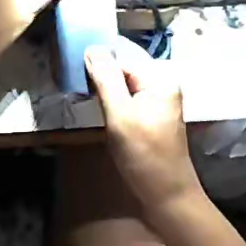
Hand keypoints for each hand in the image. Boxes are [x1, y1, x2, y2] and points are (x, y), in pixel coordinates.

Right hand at [84, 41, 204, 216]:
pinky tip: (104, 117)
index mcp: (160, 79)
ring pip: (124, 88)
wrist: (168, 197)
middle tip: (80, 92)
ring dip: (106, 94)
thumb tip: (92, 48)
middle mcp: (163, 86)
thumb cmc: (144, 156)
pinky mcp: (153, 119)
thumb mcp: (120, 115)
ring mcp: (159, 103)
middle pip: (124, 72)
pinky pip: (129, 102)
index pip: (121, 60)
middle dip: (102, 80)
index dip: (98, 68)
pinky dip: (114, 106)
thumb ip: (106, 79)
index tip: (76, 79)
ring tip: (88, 102)